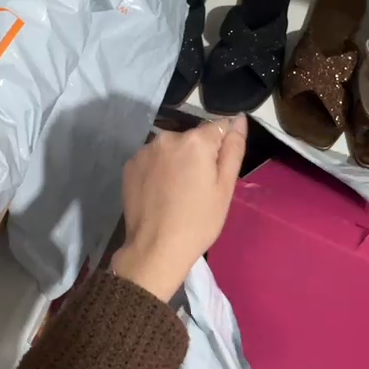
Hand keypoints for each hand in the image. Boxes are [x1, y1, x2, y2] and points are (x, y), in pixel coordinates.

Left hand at [110, 115, 248, 301]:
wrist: (155, 248)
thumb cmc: (198, 221)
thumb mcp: (225, 188)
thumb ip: (233, 148)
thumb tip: (239, 119)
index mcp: (195, 140)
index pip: (218, 127)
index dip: (222, 149)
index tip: (217, 173)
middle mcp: (167, 137)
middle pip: (192, 137)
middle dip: (198, 155)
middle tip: (198, 187)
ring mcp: (145, 150)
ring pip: (171, 148)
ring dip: (177, 160)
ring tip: (177, 191)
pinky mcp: (130, 164)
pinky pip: (153, 159)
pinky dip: (159, 169)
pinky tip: (160, 192)